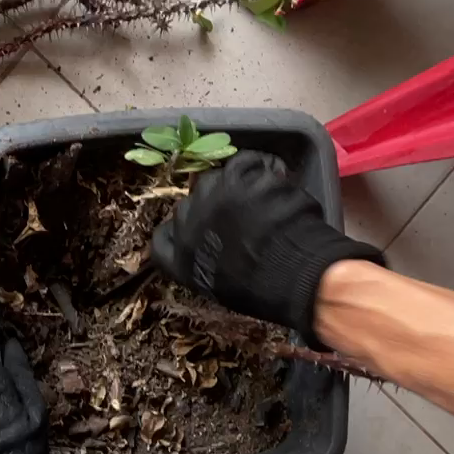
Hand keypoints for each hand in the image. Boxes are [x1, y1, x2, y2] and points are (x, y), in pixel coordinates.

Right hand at [150, 151, 383, 345]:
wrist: (290, 274)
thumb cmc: (260, 291)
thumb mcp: (215, 287)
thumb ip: (204, 263)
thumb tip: (212, 249)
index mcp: (179, 259)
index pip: (162, 238)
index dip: (179, 230)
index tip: (197, 230)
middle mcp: (185, 226)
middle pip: (189, 204)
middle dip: (209, 206)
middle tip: (236, 212)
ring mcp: (209, 200)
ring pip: (213, 180)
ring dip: (232, 185)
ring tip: (257, 193)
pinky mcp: (235, 181)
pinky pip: (243, 162)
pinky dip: (257, 166)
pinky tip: (271, 175)